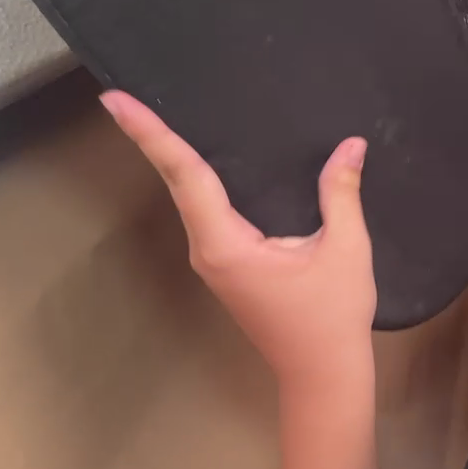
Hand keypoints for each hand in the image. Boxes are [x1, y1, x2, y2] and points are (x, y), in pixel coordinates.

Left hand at [102, 91, 376, 390]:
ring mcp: (216, 262)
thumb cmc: (333, 313)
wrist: (323, 370)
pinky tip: (216, 166)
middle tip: (132, 98)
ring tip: (168, 119)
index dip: (152, 135)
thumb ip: (341, 194)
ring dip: (179, 161)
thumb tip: (351, 145)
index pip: (186, 176)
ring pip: (193, 201)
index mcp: (227, 244)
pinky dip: (204, 183)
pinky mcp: (230, 267)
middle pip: (179, 184)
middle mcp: (209, 250)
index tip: (116, 101)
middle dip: (155, 140)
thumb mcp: (345, 249)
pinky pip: (211, 214)